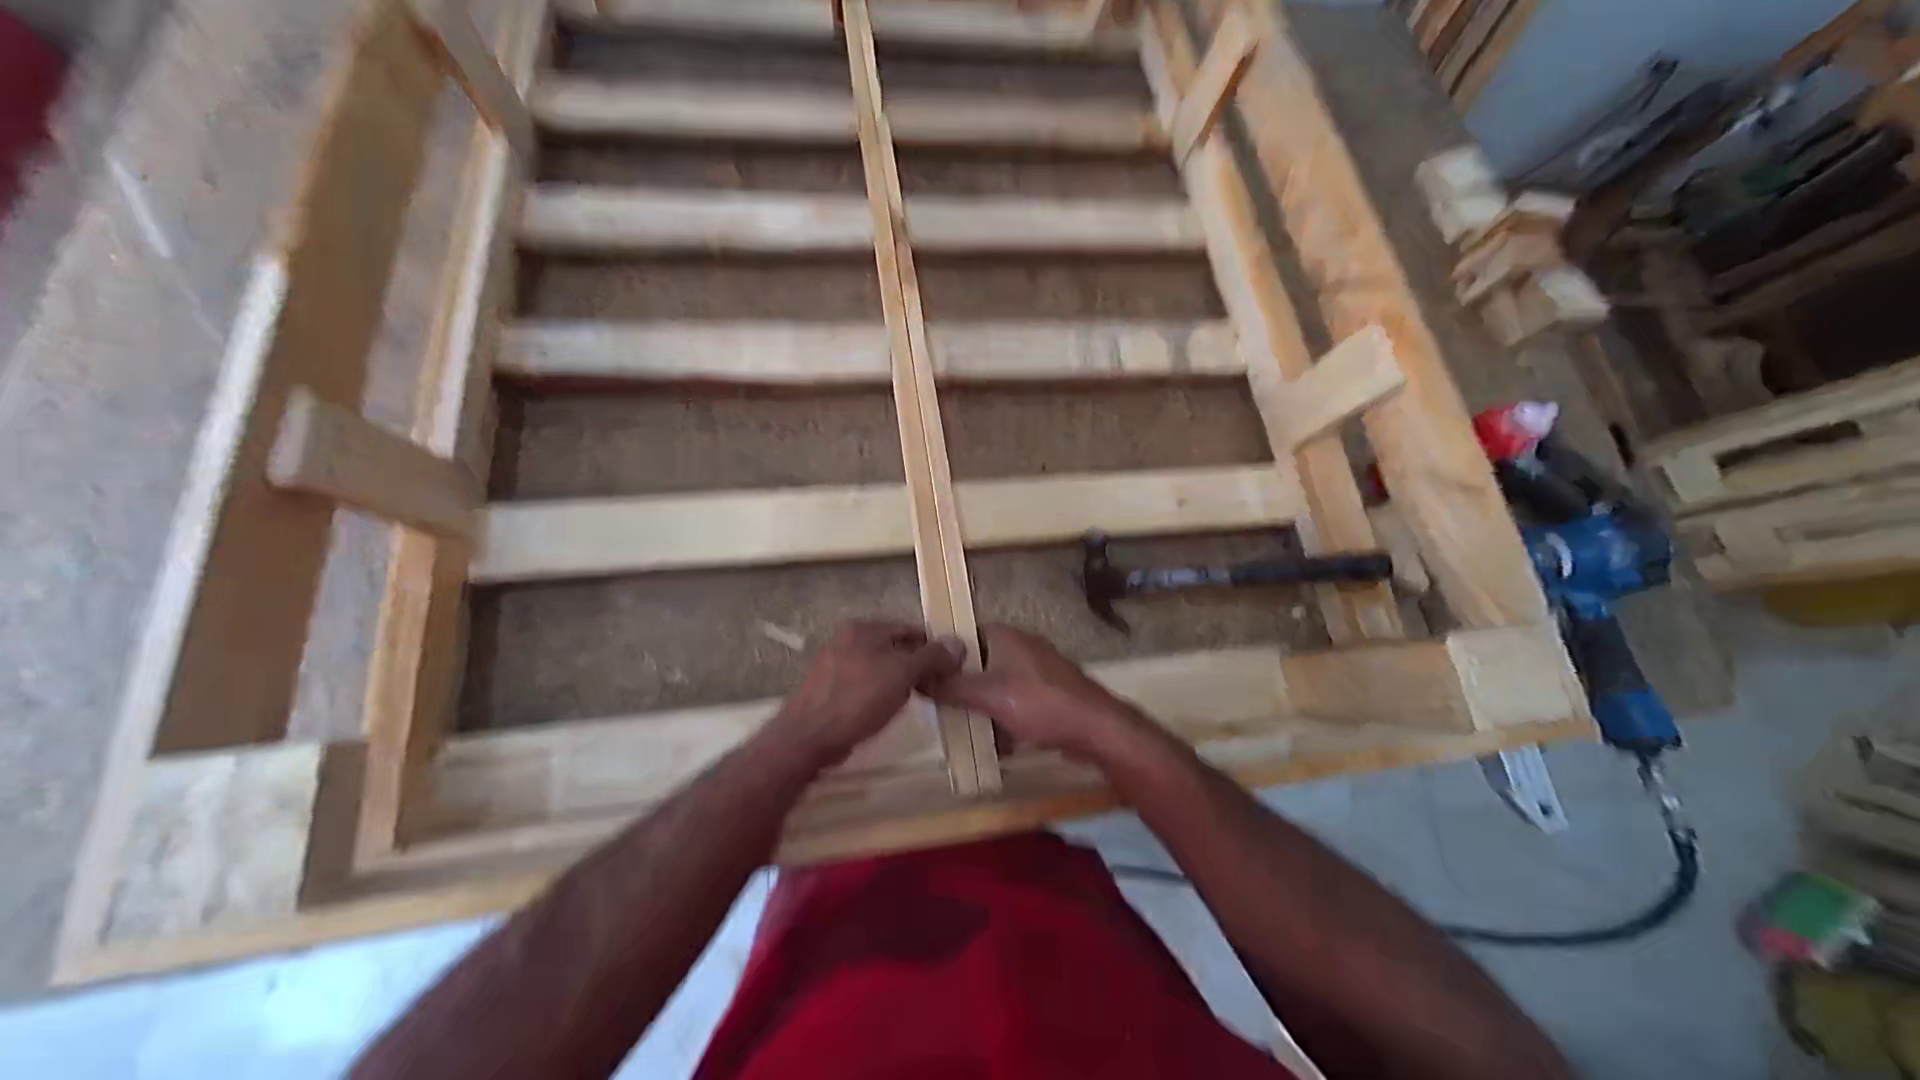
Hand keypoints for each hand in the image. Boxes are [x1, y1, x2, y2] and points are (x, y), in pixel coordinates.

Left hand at [770, 621, 966, 765]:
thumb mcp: (903, 674)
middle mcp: (846, 640)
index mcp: (863, 628)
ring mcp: (834, 664)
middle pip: (894, 647)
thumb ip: (932, 657)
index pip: (911, 629)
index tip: (950, 669)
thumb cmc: (859, 699)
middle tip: (935, 686)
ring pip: (879, 667)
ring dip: (898, 681)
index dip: (933, 648)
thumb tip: (959, 643)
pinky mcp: (828, 689)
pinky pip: (864, 685)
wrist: (809, 737)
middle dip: (915, 665)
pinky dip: (878, 693)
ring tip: (913, 700)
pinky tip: (885, 710)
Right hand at [925, 625, 1147, 761]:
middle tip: (943, 708)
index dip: (945, 654)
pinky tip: (998, 745)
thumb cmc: (1038, 703)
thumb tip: (918, 679)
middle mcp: (1023, 647)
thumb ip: (951, 687)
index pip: (964, 635)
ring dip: (985, 708)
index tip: (928, 676)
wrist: (1095, 729)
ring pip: (1000, 687)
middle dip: (964, 687)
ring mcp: (1040, 672)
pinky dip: (1007, 722)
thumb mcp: (986, 695)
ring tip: (966, 730)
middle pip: (981, 664)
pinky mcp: (1051, 695)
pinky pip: (1019, 705)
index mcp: (1006, 636)